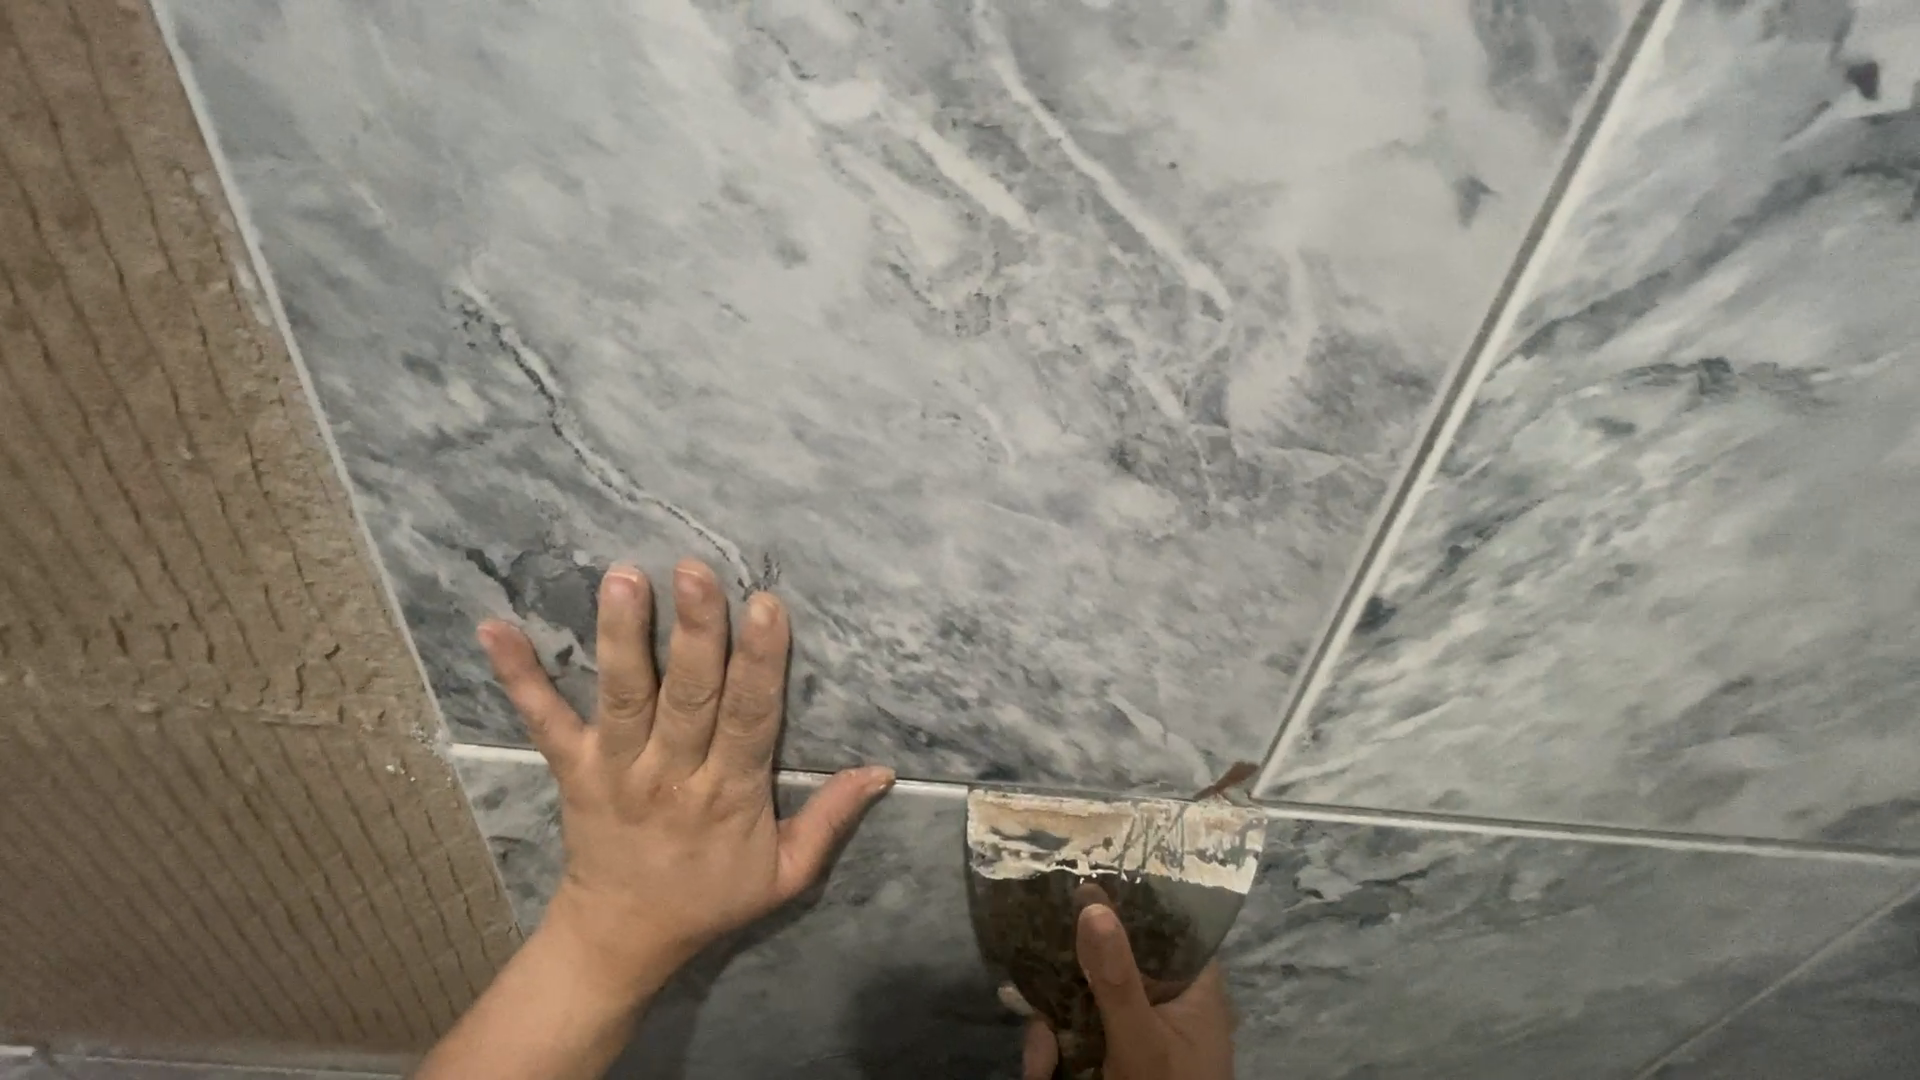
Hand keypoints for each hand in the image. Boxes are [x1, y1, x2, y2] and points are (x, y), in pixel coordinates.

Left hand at [477, 557, 894, 996]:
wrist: (620, 940)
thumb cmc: (711, 897)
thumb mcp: (787, 873)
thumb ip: (832, 818)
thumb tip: (883, 770)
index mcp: (728, 795)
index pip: (749, 719)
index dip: (759, 664)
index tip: (766, 607)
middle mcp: (670, 774)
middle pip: (686, 696)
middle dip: (693, 632)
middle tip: (693, 572)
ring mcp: (614, 769)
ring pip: (621, 697)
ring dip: (620, 637)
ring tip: (622, 578)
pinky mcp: (571, 769)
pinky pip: (543, 721)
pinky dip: (520, 676)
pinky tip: (497, 627)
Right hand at [1021, 905, 1235, 1079]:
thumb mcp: (1142, 1042)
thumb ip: (1116, 977)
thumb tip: (1092, 901)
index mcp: (1194, 985)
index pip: (1163, 919)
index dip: (1124, 897)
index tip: (1080, 878)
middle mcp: (1165, 998)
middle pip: (1109, 955)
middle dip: (1066, 977)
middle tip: (1037, 982)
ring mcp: (1135, 1027)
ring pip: (1082, 995)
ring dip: (1051, 1024)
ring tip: (1041, 1061)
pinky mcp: (1111, 1056)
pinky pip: (1074, 1033)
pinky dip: (1053, 1052)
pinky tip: (1041, 1071)